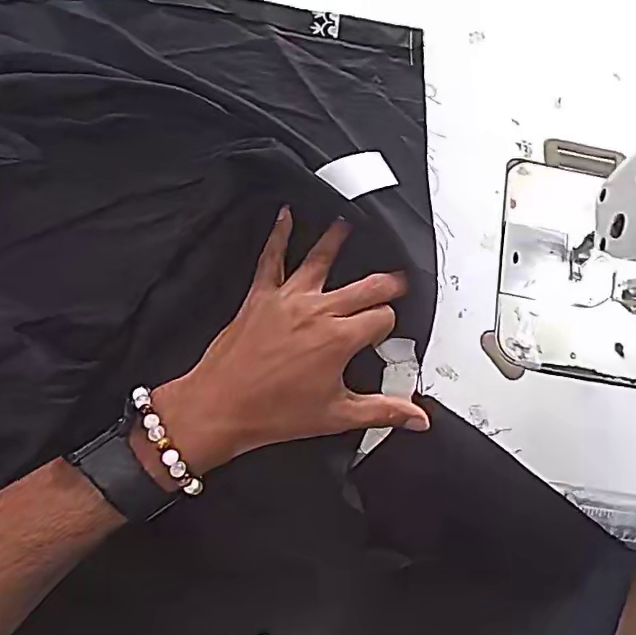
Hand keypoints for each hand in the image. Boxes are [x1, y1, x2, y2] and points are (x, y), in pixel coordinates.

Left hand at [150, 208, 429, 472]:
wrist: (220, 407)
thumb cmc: (271, 412)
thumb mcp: (336, 416)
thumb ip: (383, 411)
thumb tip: (415, 417)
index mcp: (338, 339)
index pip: (382, 317)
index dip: (389, 324)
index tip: (384, 332)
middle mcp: (316, 312)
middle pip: (365, 285)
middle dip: (387, 282)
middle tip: (396, 280)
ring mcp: (288, 300)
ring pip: (320, 260)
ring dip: (338, 240)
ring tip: (349, 225)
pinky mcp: (261, 297)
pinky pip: (272, 258)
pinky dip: (279, 234)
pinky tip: (285, 217)